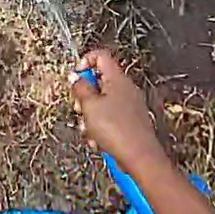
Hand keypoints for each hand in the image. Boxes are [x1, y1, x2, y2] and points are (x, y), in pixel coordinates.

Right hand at [69, 50, 167, 175]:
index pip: (100, 56)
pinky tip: (99, 141)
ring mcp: (130, 105)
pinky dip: (101, 127)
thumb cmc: (116, 129)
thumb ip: (80, 88)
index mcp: (117, 79)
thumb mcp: (89, 105)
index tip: (76, 78)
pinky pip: (110, 118)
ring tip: (90, 130)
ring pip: (102, 103)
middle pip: (99, 82)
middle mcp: (126, 88)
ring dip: (91, 116)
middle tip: (80, 108)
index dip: (85, 62)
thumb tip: (74, 76)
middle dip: (85, 96)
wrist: (139, 156)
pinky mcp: (131, 122)